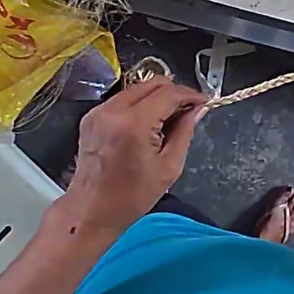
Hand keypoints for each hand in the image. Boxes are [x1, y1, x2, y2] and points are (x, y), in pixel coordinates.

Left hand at [58, 78, 206, 236]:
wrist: (91, 210)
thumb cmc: (131, 197)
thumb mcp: (169, 167)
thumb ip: (185, 132)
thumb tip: (198, 110)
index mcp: (134, 124)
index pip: (168, 93)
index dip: (190, 94)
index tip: (203, 101)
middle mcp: (113, 111)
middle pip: (152, 83)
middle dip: (174, 92)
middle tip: (188, 108)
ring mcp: (98, 112)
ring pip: (136, 88)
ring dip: (156, 96)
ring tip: (169, 118)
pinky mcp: (91, 117)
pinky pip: (122, 99)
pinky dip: (139, 104)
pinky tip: (148, 123)